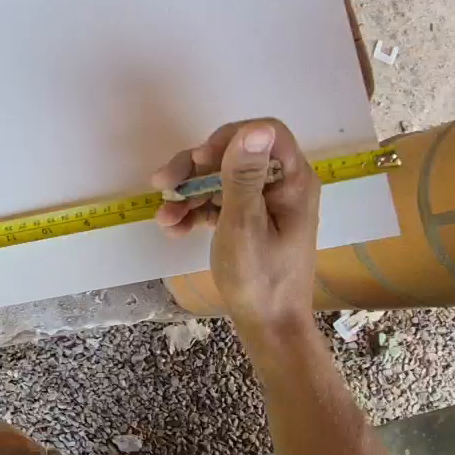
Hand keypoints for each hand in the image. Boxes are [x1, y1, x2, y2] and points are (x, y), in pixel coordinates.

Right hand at [150, 118, 319, 335]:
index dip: (226, 140)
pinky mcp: (249, 221)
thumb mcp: (244, 224)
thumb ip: (242, 176)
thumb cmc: (259, 277)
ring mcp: (264, 204)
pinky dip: (194, 212)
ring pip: (219, 180)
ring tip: (163, 219)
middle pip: (233, 156)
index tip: (198, 160)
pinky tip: (174, 229)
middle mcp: (281, 185)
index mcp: (292, 181)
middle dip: (194, 170)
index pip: (264, 134)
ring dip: (187, 195)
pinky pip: (218, 203)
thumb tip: (252, 129)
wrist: (268, 325)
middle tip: (162, 185)